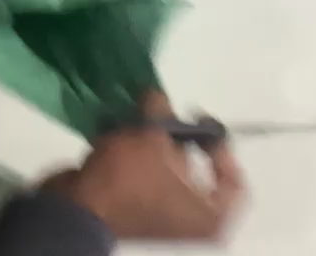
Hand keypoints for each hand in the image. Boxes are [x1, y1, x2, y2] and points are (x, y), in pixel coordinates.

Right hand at [44, 91, 245, 241]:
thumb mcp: (148, 139)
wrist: (81, 207)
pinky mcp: (133, 204)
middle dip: (174, 136)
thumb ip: (161, 114)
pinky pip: (141, 173)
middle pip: (193, 169)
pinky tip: (114, 128)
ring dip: (148, 139)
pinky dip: (131, 151)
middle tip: (157, 111)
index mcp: (211, 214)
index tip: (194, 117)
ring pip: (162, 168)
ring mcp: (161, 214)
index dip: (219, 145)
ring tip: (132, 114)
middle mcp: (193, 220)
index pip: (234, 180)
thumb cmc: (129, 180)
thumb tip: (159, 96)